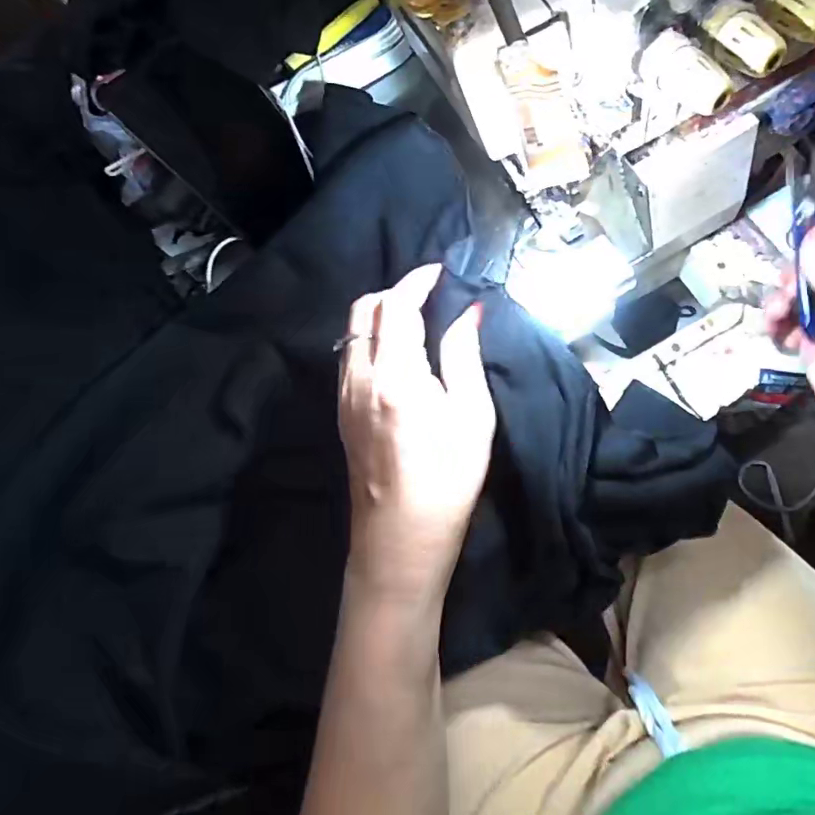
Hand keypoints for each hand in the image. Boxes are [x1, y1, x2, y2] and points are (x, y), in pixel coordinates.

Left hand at [338, 263, 494, 600]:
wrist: (399, 543)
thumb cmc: (448, 481)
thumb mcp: (472, 416)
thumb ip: (464, 356)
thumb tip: (468, 311)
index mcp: (395, 376)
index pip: (397, 306)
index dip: (418, 280)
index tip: (441, 271)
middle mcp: (360, 377)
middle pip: (365, 310)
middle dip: (396, 291)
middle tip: (432, 294)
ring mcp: (345, 395)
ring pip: (353, 331)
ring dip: (382, 313)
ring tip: (420, 318)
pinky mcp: (342, 411)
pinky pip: (352, 354)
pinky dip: (373, 336)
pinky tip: (402, 351)